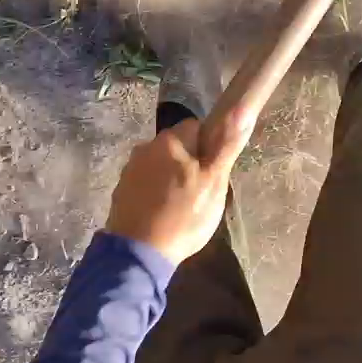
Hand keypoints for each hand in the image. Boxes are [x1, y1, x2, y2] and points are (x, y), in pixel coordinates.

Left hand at [103, 119, 241, 264]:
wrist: (138, 253)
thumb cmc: (183, 216)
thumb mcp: (213, 182)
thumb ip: (225, 146)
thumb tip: (240, 109)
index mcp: (168, 140)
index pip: (196, 128)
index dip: (209, 149)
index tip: (212, 173)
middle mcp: (144, 147)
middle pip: (177, 148)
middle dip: (189, 165)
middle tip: (200, 195)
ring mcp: (129, 170)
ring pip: (160, 167)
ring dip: (171, 180)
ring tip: (180, 209)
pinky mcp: (121, 192)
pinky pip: (146, 185)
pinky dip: (155, 195)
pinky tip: (162, 215)